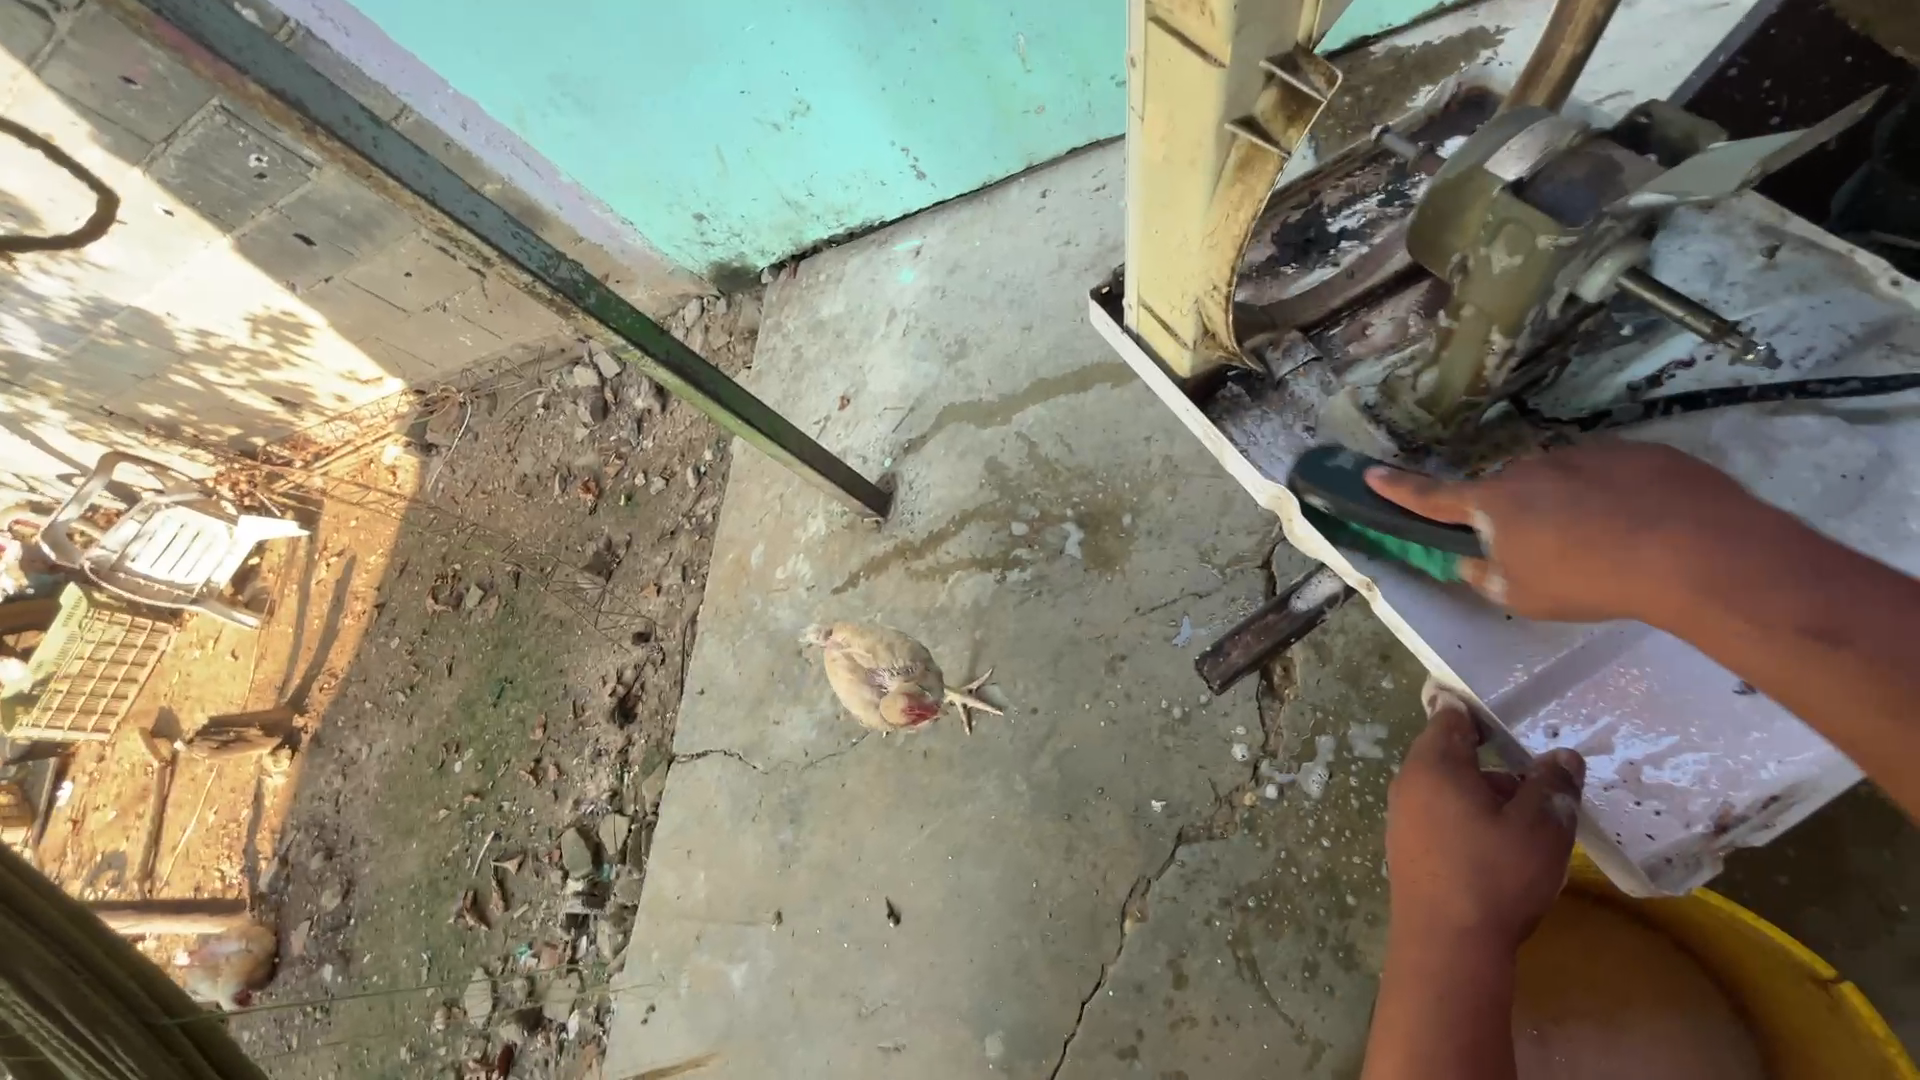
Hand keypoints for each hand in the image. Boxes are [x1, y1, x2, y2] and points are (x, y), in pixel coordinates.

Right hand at [1364, 440, 1768, 623]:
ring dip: (1571, 506)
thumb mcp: (1523, 596)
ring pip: (1563, 482)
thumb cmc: (1592, 581)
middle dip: (1518, 515)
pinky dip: (1619, 497)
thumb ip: (1486, 576)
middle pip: (1509, 492)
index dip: (1397, 489)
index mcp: (1492, 503)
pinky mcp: (1642, 452)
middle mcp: (1530, 468)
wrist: (1701, 553)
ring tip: (1611, 544)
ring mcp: (1587, 454)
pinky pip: (1614, 475)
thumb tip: (1475, 562)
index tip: (1370, 473)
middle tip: (1550, 552)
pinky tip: (1647, 528)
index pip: (1431, 497)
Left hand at [1386, 682, 1584, 953]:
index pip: (1449, 720)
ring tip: (1529, 820)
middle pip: (1449, 755)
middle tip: (1537, 778)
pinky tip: (1499, 847)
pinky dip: (1468, 819)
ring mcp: (1401, 815)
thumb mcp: (1540, 826)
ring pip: (1447, 789)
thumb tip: (1561, 756)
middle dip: (1493, 764)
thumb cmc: (1493, 873)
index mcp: (1433, 764)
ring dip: (1484, 796)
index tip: (1504, 713)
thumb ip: (1552, 785)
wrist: (1446, 940)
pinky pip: (1439, 816)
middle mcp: (1408, 782)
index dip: (1476, 712)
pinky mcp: (1405, 845)